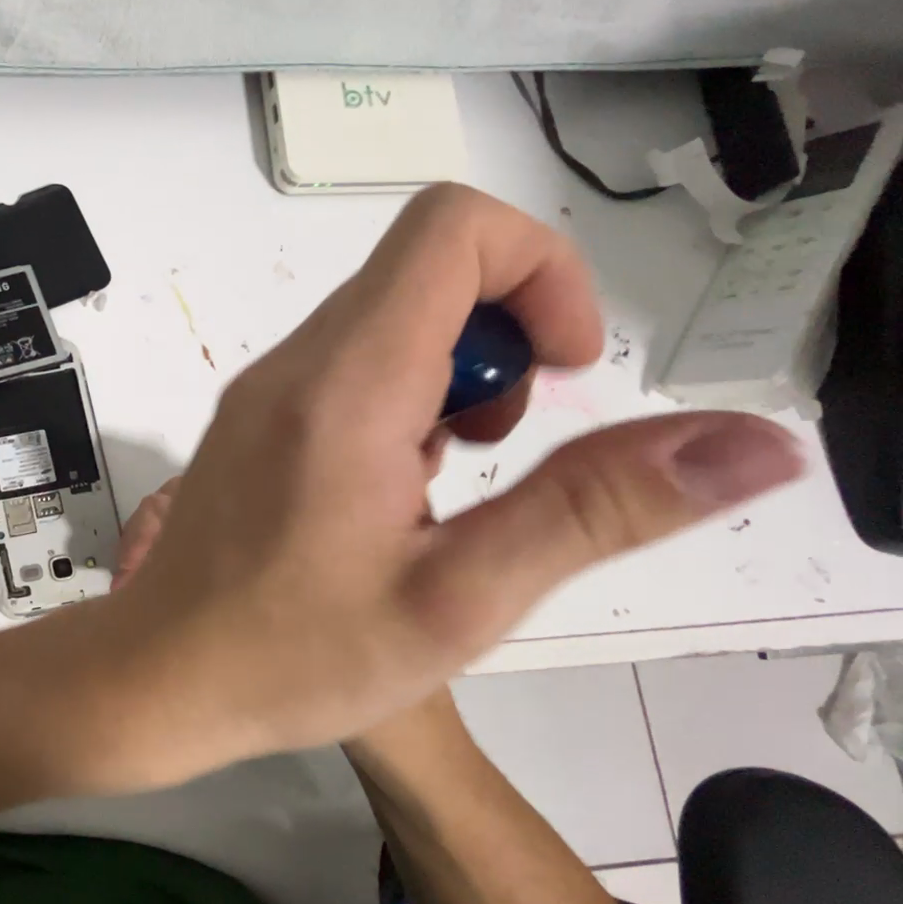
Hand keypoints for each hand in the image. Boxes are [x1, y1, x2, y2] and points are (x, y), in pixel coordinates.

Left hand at [86, 184, 803, 791]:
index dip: (540, 270)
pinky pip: (342, 372)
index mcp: (341, 386)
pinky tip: (391, 497)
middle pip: (422, 273)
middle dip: (500, 340)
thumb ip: (593, 508)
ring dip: (449, 381)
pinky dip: (397, 404)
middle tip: (494, 451)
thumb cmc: (291, 655)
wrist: (159, 673)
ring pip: (384, 324)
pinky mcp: (249, 425)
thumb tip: (746, 441)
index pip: (450, 230)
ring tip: (441, 489)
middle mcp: (290, 368)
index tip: (563, 369)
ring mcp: (260, 394)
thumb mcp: (457, 597)